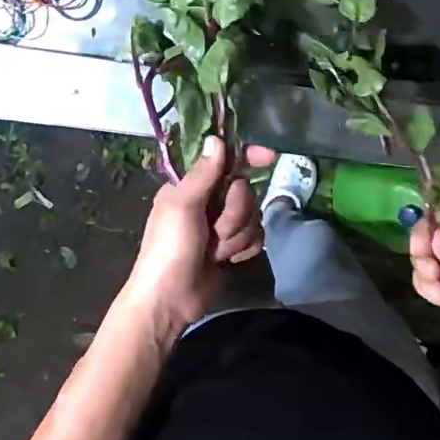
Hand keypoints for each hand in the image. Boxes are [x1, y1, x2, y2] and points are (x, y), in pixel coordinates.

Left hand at [114, 136, 274, 343]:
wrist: (170, 300)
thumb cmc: (169, 249)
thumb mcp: (182, 206)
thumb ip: (203, 174)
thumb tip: (216, 138)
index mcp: (190, 187)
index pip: (225, 161)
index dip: (247, 157)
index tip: (270, 157)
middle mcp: (207, 202)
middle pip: (244, 191)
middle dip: (234, 213)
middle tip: (214, 230)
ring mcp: (220, 226)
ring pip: (252, 216)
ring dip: (236, 236)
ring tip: (215, 252)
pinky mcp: (231, 248)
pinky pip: (255, 237)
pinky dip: (243, 250)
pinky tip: (228, 261)